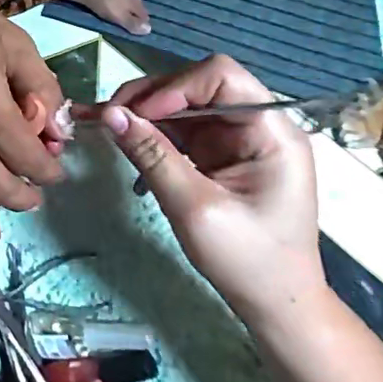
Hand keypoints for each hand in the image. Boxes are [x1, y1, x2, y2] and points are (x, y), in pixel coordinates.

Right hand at [98, 54, 323, 314]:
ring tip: (107, 125)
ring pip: (184, 103)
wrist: (276, 304)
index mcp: (271, 131)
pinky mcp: (220, 152)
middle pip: (198, 85)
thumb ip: (152, 156)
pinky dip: (151, 131)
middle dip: (151, 97)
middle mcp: (257, 124)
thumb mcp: (194, 208)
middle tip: (109, 117)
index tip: (136, 114)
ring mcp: (238, 137)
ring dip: (144, 112)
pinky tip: (124, 139)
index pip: (222, 77)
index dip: (174, 87)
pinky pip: (181, 127)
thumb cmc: (248, 261)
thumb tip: (109, 114)